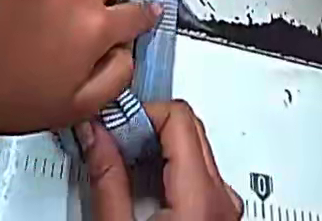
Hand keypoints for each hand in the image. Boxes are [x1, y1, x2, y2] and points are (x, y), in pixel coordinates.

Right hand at [81, 100, 242, 220]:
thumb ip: (106, 176)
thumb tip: (95, 131)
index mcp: (202, 199)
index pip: (178, 117)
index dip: (141, 112)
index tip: (112, 122)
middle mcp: (223, 203)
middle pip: (188, 128)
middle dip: (147, 126)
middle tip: (113, 139)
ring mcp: (226, 215)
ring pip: (194, 150)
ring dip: (157, 147)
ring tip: (124, 166)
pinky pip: (199, 175)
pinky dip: (169, 169)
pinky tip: (143, 188)